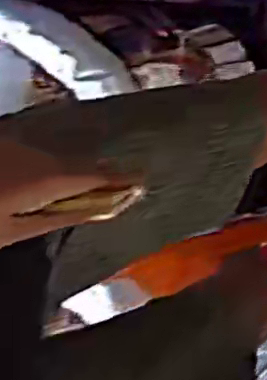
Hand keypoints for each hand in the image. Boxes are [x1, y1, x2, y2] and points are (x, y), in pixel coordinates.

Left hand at [0, 139, 137, 247]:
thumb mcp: (11, 232)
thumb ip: (63, 218)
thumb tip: (111, 207)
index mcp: (56, 177)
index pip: (113, 175)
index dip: (129, 182)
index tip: (140, 187)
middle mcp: (42, 155)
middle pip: (78, 166)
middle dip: (83, 180)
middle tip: (79, 199)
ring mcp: (12, 147)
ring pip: (47, 161)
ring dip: (49, 175)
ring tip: (30, 196)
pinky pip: (19, 159)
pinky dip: (21, 171)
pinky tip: (6, 186)